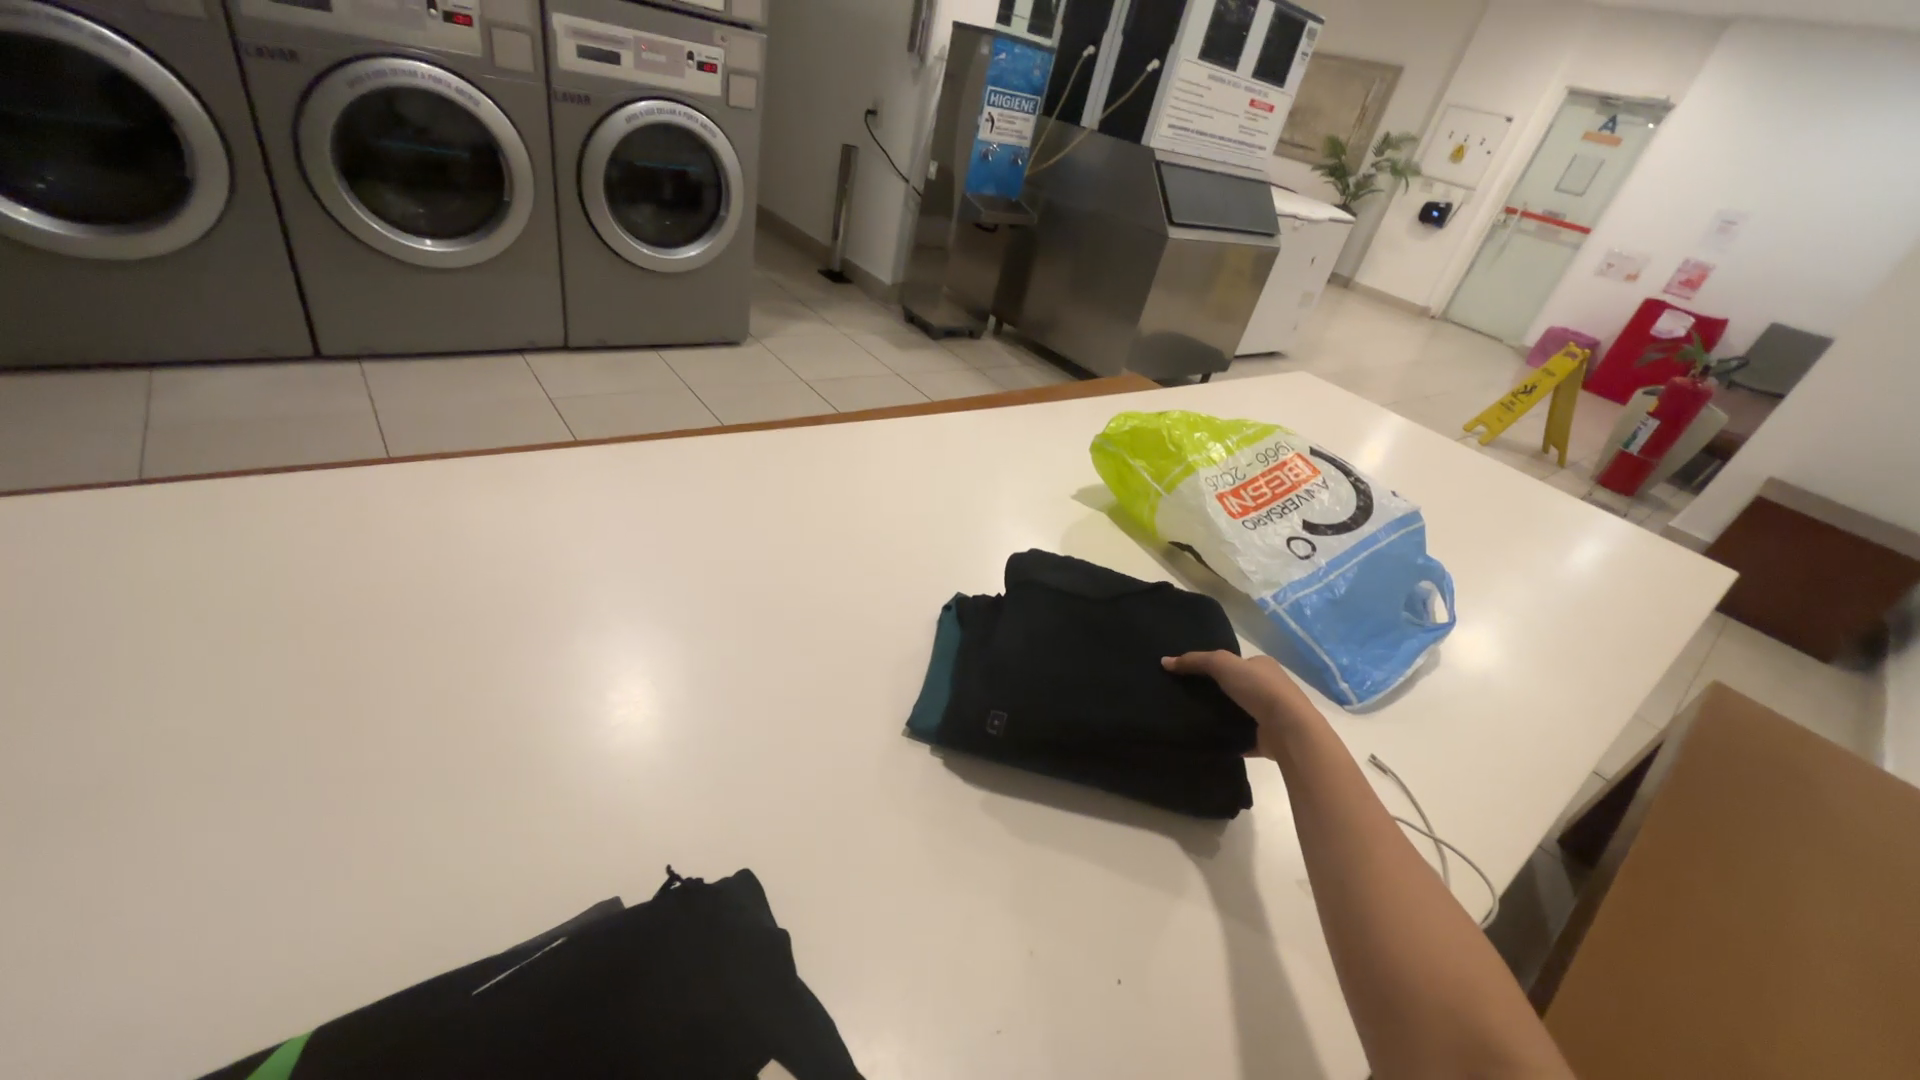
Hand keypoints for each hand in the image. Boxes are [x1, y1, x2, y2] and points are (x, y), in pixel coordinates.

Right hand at [1162, 651, 1321, 758]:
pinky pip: (1240, 737)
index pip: (1235, 663)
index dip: (1214, 667)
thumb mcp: (1222, 664)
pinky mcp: (1266, 739)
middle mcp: (1269, 689)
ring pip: (1238, 713)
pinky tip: (1207, 740)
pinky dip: (1227, 739)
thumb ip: (1195, 661)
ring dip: (1221, 716)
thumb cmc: (1259, 689)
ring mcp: (1269, 715)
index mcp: (1263, 667)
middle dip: (1215, 693)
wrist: (1289, 729)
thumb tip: (1164, 661)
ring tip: (1190, 718)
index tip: (1190, 676)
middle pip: (1235, 688)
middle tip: (1185, 697)